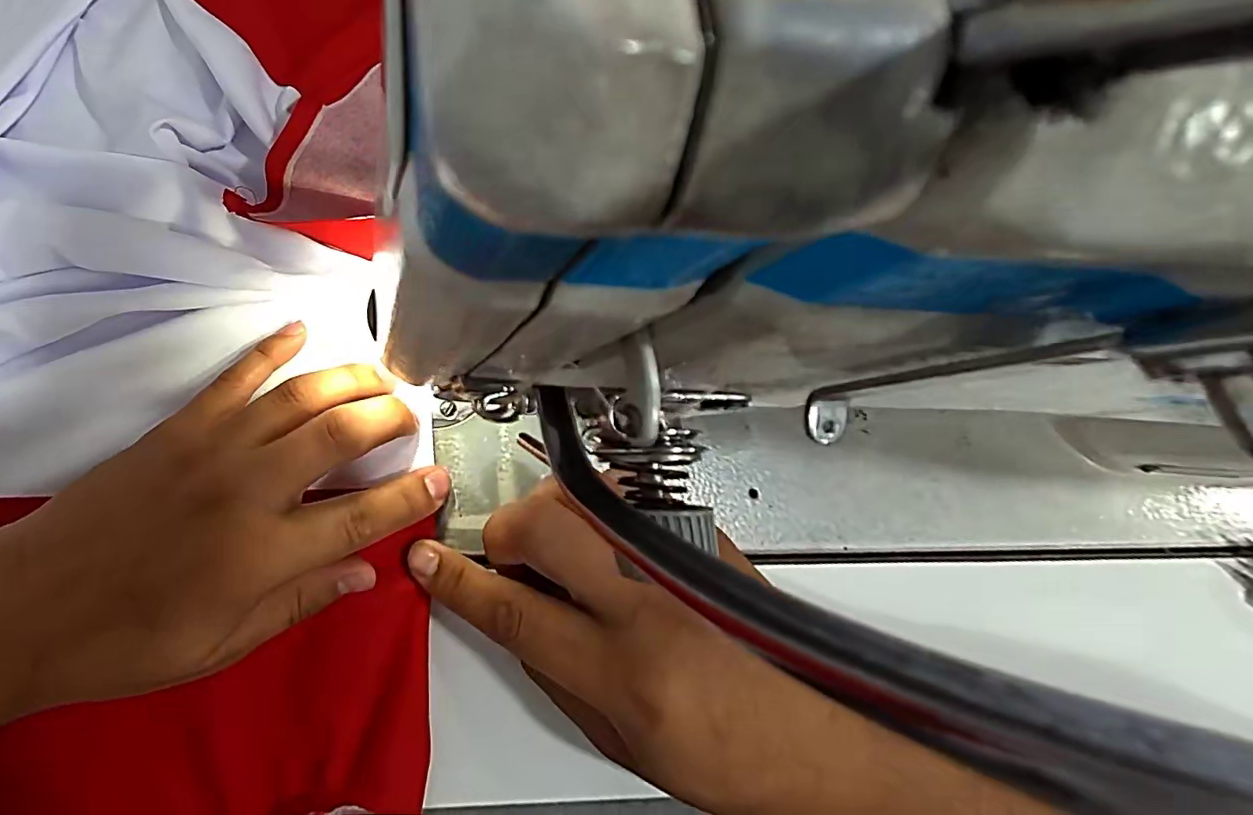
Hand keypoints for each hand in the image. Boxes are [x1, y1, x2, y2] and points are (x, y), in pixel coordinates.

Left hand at [0, 321, 447, 763]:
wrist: (31, 603)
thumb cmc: (130, 639)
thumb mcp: (222, 645)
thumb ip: (300, 602)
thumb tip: (366, 573)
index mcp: (264, 554)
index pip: (360, 515)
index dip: (409, 494)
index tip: (439, 477)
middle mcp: (250, 488)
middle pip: (341, 435)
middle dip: (390, 417)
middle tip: (413, 414)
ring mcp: (214, 445)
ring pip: (300, 395)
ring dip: (349, 378)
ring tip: (381, 375)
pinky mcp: (182, 424)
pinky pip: (237, 375)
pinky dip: (272, 347)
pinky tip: (299, 329)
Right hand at [407, 479, 1054, 814]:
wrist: (826, 732)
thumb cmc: (732, 755)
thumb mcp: (622, 743)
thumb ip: (552, 672)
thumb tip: (508, 618)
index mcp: (626, 670)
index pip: (514, 613)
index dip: (457, 581)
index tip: (426, 558)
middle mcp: (649, 601)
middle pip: (538, 528)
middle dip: (505, 534)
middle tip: (510, 558)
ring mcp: (675, 558)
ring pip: (573, 497)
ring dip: (547, 520)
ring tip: (561, 557)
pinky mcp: (694, 533)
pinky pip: (614, 499)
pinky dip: (588, 512)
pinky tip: (602, 546)